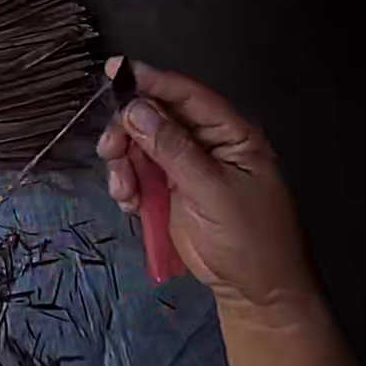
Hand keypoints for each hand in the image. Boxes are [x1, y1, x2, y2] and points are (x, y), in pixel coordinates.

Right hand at [96, 58, 315, 315]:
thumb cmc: (248, 239)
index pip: (187, 95)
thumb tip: (135, 108)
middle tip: (110, 149)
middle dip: (128, 130)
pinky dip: (127, 184)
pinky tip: (130, 202)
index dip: (152, 80)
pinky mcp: (168, 189)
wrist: (255, 295)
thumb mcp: (211, 190)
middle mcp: (204, 142)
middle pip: (155, 117)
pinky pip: (136, 172)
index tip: (116, 70)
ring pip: (139, 144)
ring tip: (125, 190)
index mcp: (229, 133)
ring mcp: (184, 165)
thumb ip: (172, 148)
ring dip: (124, 163)